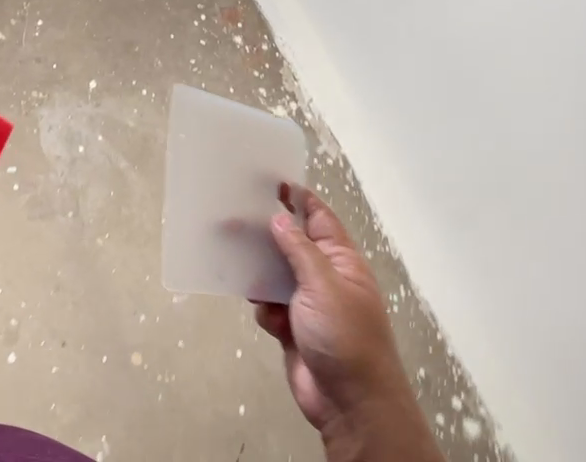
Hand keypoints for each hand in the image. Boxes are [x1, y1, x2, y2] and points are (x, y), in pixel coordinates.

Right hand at [253, 184, 407, 434]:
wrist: (349, 403)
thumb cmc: (346, 339)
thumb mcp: (323, 286)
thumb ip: (299, 250)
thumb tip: (279, 219)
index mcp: (343, 263)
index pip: (320, 220)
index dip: (299, 199)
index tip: (274, 182)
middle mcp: (326, 278)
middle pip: (291, 244)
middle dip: (267, 235)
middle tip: (235, 218)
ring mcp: (309, 303)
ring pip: (274, 274)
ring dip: (260, 274)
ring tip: (240, 266)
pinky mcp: (292, 326)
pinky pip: (268, 304)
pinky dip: (264, 308)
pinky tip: (268, 318)